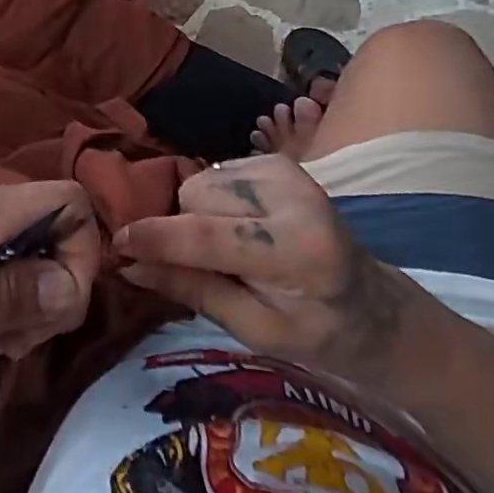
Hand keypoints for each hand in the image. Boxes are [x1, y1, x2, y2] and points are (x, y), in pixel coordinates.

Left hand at [0, 179, 98, 372]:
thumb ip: (10, 298)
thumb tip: (71, 285)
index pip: (73, 201)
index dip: (83, 254)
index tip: (51, 309)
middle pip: (60, 232)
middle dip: (55, 292)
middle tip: (16, 339)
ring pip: (37, 251)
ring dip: (31, 302)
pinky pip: (9, 258)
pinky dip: (10, 296)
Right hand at [114, 154, 418, 385]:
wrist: (375, 306)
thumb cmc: (317, 331)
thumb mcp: (255, 330)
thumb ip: (191, 289)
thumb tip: (128, 265)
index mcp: (298, 250)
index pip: (206, 236)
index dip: (154, 238)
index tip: (118, 244)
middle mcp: (294, 197)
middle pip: (194, 197)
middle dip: (183, 228)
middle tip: (207, 263)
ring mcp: (287, 171)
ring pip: (199, 182)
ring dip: (196, 213)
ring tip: (229, 245)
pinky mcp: (278, 161)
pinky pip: (213, 173)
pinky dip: (212, 199)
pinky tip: (240, 223)